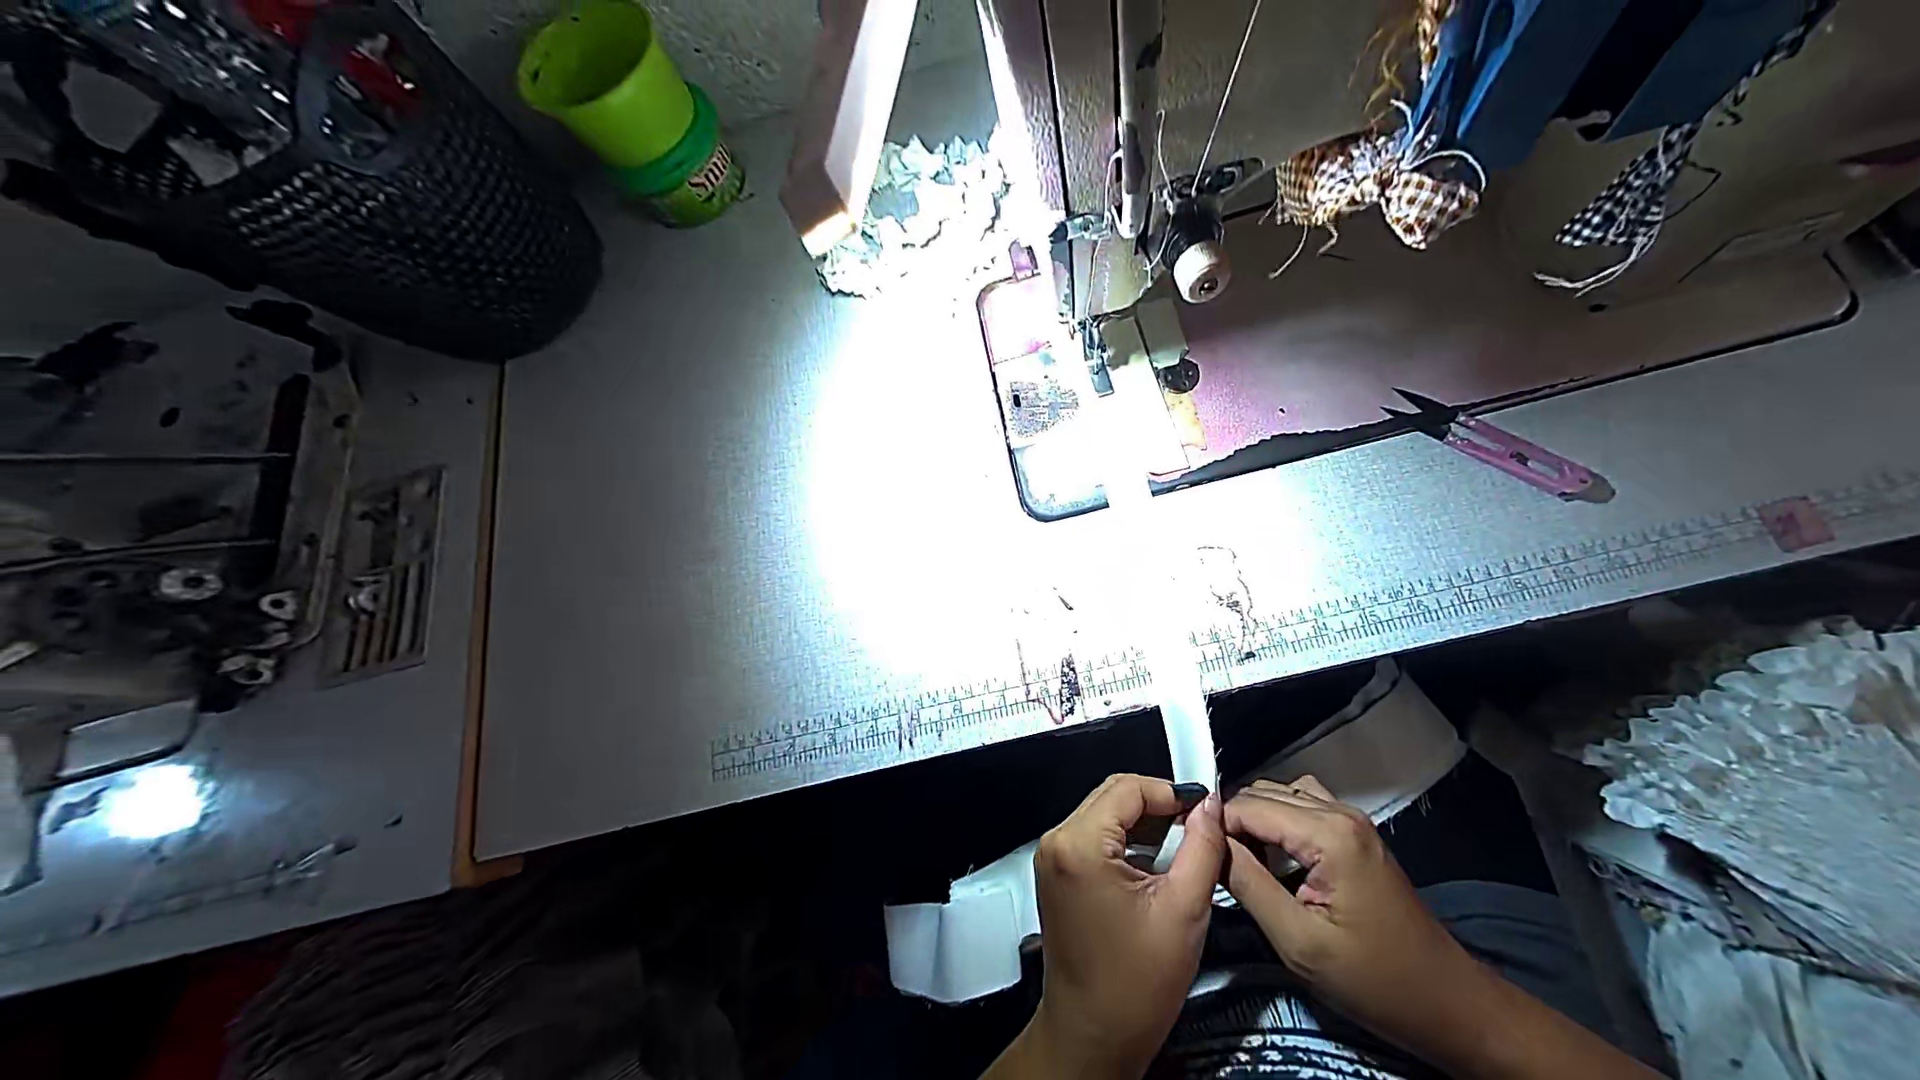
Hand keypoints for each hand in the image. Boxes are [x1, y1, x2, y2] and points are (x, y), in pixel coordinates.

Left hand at [1000, 774, 1225, 1079]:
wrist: (1093, 1035)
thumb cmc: (1130, 988)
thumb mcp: (1183, 910)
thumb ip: (1202, 848)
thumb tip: (1209, 807)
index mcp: (1078, 845)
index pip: (1128, 788)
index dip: (1170, 792)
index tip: (1202, 805)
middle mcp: (1057, 844)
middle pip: (1112, 796)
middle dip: (1158, 805)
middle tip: (1197, 824)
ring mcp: (1053, 858)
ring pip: (1105, 814)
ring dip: (1144, 824)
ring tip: (1183, 846)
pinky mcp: (1058, 873)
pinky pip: (1095, 837)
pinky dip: (1127, 841)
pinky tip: (1157, 863)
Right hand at [1223, 777, 1661, 1079]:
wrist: (1449, 1004)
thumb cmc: (1374, 979)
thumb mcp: (1298, 941)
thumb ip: (1246, 882)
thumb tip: (1208, 843)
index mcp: (1327, 833)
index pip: (1246, 806)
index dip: (1215, 827)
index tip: (1197, 855)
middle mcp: (1339, 812)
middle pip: (1261, 792)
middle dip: (1233, 821)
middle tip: (1216, 860)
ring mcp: (1351, 819)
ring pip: (1279, 793)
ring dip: (1254, 818)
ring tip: (1242, 858)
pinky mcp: (1354, 833)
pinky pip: (1301, 805)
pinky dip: (1278, 820)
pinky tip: (1274, 856)